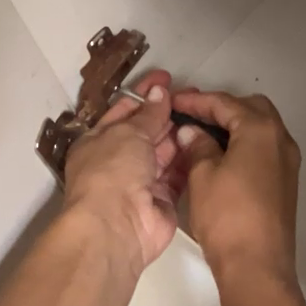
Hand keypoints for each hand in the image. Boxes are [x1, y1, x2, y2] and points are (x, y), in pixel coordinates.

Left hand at [62, 70, 186, 273]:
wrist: (116, 228)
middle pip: (146, 130)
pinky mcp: (162, 198)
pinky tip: (206, 140)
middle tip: (193, 93)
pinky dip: (189, 158)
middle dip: (167, 112)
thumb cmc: (112, 171)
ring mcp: (141, 181)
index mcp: (99, 140)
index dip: (145, 92)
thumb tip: (159, 92)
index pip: (124, 109)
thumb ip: (149, 113)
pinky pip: (178, 173)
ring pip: (164, 150)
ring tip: (204, 112)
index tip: (167, 77)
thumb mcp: (128, 133)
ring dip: (180, 133)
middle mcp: (118, 159)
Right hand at [172, 89, 301, 283]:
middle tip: (191, 115)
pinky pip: (263, 148)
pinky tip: (220, 156)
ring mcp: (287, 161)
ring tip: (202, 133)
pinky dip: (243, 144)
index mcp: (261, 130)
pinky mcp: (286, 181)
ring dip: (233, 126)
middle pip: (250, 108)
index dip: (196, 101)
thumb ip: (198, 146)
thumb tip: (191, 132)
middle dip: (221, 108)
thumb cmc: (228, 217)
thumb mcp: (203, 176)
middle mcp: (280, 139)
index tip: (174, 102)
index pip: (225, 103)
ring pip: (260, 128)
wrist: (257, 267)